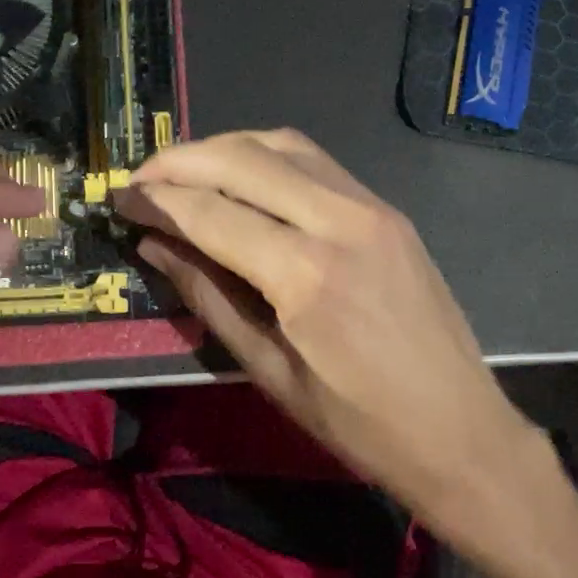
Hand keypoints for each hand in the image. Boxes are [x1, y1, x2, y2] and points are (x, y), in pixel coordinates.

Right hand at [117, 130, 542, 524]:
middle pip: (243, 158)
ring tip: (185, 175)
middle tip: (141, 181)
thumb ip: (210, 300)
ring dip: (226, 149)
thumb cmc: (359, 425)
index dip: (156, 201)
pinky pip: (319, 165)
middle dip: (180, 160)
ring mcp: (374, 210)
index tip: (119, 201)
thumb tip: (157, 248)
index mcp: (305, 274)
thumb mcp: (272, 374)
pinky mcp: (391, 214)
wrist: (458, 430)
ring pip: (284, 147)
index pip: (210, 212)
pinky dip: (271, 161)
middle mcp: (341, 222)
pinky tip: (245, 183)